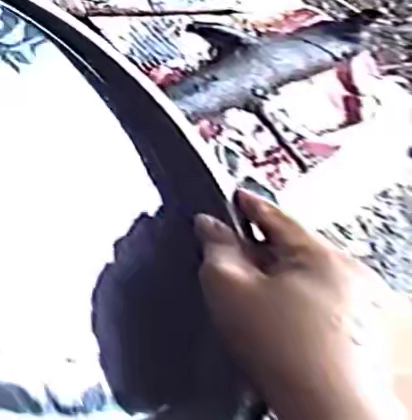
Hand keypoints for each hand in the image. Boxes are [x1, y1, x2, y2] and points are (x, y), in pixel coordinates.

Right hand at [197, 190, 411, 419]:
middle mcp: (365, 281)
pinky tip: (287, 323)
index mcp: (328, 259)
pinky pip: (334, 304)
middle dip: (263, 250)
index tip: (231, 195)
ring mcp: (381, 314)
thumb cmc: (283, 347)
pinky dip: (307, 304)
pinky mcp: (383, 340)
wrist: (332, 408)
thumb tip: (212, 225)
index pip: (274, 215)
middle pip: (298, 247)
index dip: (243, 204)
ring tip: (259, 300)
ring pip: (316, 277)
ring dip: (286, 279)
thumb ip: (215, 243)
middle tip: (230, 262)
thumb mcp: (223, 280)